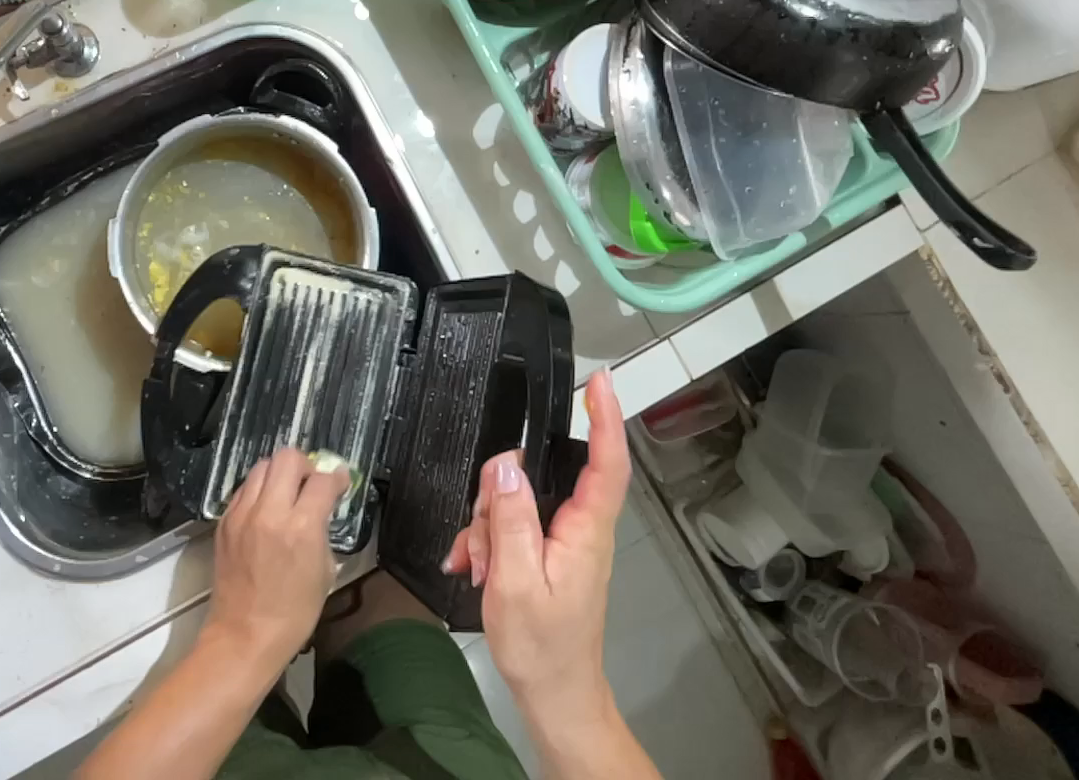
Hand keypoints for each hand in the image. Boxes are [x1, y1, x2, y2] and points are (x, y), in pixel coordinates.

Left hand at [204, 448, 350, 674]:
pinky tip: (266, 510)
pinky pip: (244, 488)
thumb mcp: (324, 570)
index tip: (340, 482)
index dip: (336, 477)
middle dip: (305, 465)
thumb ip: (323, 528)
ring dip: (279, 474)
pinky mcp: (224, 521)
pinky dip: (259, 490)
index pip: (322, 480)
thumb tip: (323, 505)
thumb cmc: (294, 612)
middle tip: (310, 484)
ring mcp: (242, 514)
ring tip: (286, 493)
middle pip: (288, 458)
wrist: (244, 636)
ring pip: (262, 466)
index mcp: (302, 527)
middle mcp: (270, 512)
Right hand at [444, 371, 630, 708]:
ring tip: (478, 565)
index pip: (607, 463)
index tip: (601, 381)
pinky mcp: (547, 552)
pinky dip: (486, 541)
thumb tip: (505, 465)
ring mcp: (564, 540)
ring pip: (517, 501)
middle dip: (499, 495)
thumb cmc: (542, 646)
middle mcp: (581, 527)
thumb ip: (510, 519)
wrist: (555, 697)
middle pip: (540, 477)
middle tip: (481, 537)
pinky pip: (512, 525)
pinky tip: (472, 566)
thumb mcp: (514, 581)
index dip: (606, 418)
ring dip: (487, 526)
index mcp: (585, 530)